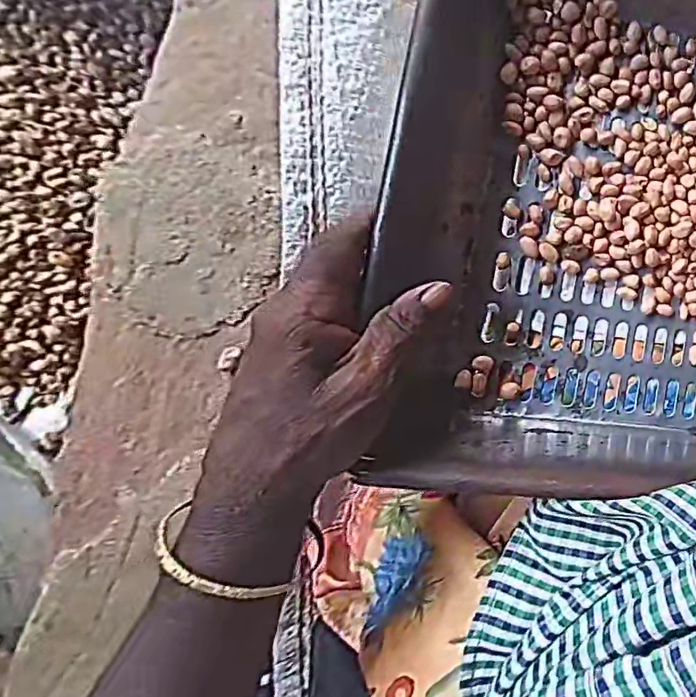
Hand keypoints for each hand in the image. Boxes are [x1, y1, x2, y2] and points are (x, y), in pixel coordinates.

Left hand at [186, 215, 452, 566]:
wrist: (253, 490)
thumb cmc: (308, 437)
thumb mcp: (366, 385)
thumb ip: (400, 331)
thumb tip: (438, 286)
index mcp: (301, 308)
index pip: (338, 242)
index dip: (376, 219)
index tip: (420, 205)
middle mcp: (288, 309)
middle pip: (341, 260)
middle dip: (390, 247)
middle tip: (442, 242)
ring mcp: (288, 329)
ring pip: (341, 287)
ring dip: (382, 278)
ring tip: (433, 275)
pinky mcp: (294, 349)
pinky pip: (338, 311)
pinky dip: (371, 304)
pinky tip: (403, 318)